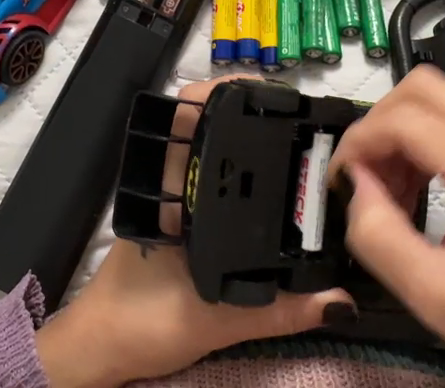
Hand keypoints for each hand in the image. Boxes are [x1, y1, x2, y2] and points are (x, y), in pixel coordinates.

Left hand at [36, 77, 349, 387]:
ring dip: (243, 148)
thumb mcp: (214, 320)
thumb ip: (278, 311)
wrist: (103, 351)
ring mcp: (172, 202)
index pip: (190, 120)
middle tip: (298, 116)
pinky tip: (271, 192)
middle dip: (247, 118)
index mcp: (169, 191)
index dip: (224, 96)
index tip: (269, 93)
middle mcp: (169, 186)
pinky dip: (239, 181)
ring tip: (293, 144)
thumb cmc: (142, 323)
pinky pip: (211, 187)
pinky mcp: (179, 223)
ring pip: (209, 158)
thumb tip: (342, 299)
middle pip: (205, 131)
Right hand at [332, 66, 444, 387]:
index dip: (361, 139)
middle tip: (362, 175)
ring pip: (434, 95)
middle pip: (422, 87)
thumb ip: (380, 236)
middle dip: (378, 123)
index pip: (408, 120)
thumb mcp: (433, 296)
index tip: (340, 177)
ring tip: (386, 188)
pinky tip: (410, 183)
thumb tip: (352, 184)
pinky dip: (416, 137)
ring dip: (396, 129)